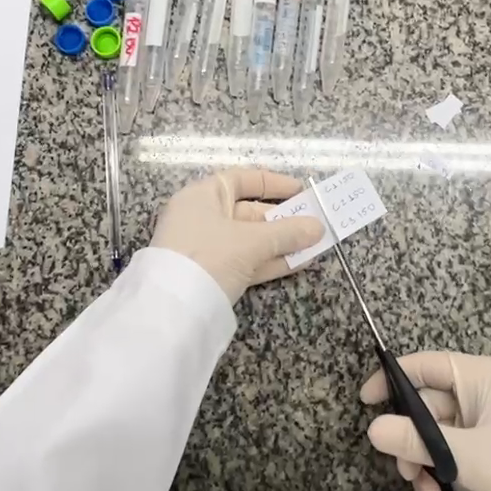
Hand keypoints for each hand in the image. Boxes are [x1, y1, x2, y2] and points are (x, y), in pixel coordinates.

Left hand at [150, 168, 325, 303]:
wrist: (172, 310)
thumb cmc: (208, 256)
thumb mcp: (250, 241)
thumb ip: (286, 232)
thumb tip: (318, 227)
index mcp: (202, 196)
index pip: (241, 180)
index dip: (272, 183)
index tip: (301, 190)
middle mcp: (201, 217)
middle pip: (248, 212)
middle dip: (283, 219)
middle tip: (314, 223)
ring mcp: (205, 248)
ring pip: (250, 240)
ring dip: (281, 242)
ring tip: (315, 244)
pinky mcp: (211, 275)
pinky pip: (245, 261)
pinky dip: (269, 261)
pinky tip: (298, 263)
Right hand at [361, 351, 490, 490]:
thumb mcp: (469, 459)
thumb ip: (418, 441)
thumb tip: (372, 429)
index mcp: (487, 376)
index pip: (429, 365)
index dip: (394, 378)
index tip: (366, 400)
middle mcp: (489, 390)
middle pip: (431, 404)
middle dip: (414, 441)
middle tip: (404, 472)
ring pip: (440, 432)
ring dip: (426, 462)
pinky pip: (456, 449)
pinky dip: (444, 470)